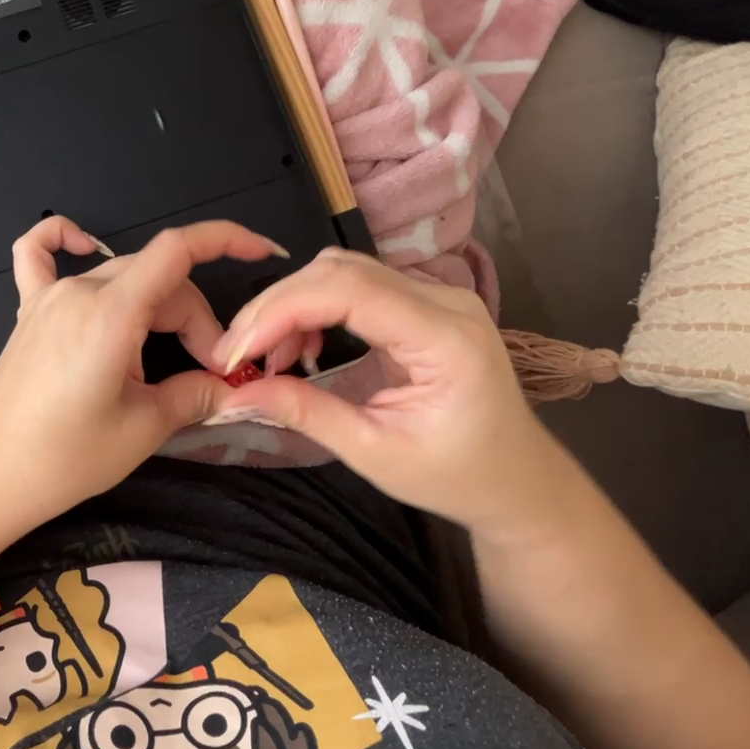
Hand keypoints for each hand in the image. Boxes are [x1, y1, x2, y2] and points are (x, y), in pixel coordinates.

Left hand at [0, 218, 287, 534]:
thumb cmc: (64, 459)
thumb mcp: (143, 428)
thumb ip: (196, 394)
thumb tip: (232, 385)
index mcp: (111, 313)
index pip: (178, 250)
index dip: (227, 240)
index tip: (264, 255)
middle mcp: (79, 292)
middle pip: (158, 278)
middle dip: (194, 320)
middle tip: (208, 373)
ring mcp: (48, 297)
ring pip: (122, 276)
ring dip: (155, 307)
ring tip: (162, 360)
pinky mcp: (28, 312)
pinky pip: (42, 256)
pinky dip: (67, 240)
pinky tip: (85, 244)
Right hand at [207, 247, 569, 534]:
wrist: (516, 479)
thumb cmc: (455, 476)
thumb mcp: (374, 453)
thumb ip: (305, 413)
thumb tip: (234, 394)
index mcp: (446, 338)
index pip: (349, 291)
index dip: (280, 311)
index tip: (236, 351)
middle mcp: (445, 300)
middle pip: (338, 271)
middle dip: (274, 307)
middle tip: (236, 354)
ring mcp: (437, 294)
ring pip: (341, 269)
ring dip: (290, 304)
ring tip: (267, 356)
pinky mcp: (421, 301)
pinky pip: (353, 283)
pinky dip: (312, 307)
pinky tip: (300, 345)